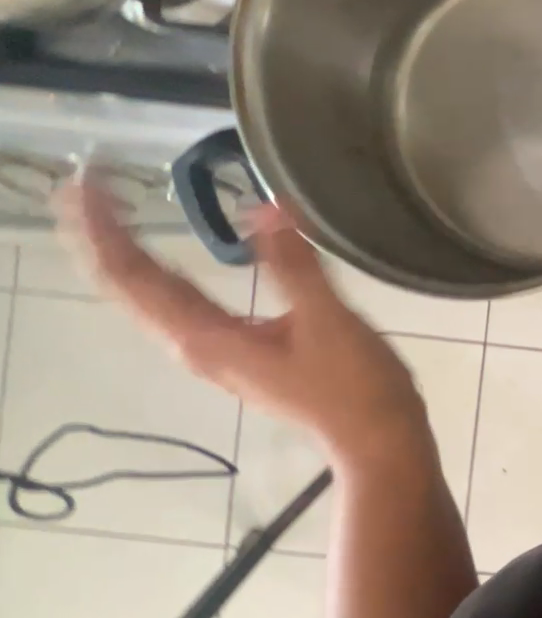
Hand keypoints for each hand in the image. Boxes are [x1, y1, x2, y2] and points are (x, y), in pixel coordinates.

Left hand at [57, 183, 431, 469]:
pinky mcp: (242, 358)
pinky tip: (177, 270)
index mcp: (205, 337)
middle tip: (87, 185)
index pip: (131, 273)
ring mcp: (219, 356)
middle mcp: (196, 346)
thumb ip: (297, 267)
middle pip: (129, 287)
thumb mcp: (329, 322)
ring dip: (129, 257)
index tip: (88, 178)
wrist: (378, 439)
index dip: (102, 225)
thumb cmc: (355, 386)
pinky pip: (183, 311)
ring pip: (152, 300)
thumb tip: (267, 208)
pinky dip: (165, 279)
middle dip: (102, 236)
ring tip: (115, 218)